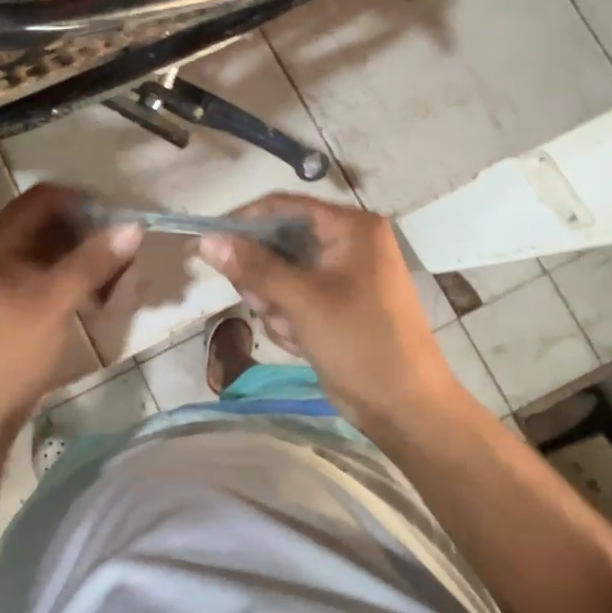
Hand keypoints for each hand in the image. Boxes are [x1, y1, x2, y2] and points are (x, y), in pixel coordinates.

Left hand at [0, 184, 142, 424]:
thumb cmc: (14, 348)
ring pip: (55, 249)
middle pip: (52, 222)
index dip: (86, 204)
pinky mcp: (14, 297)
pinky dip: (77, 279)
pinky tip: (102, 298)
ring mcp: (2, 272)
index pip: (46, 197)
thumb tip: (133, 226)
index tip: (122, 223)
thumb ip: (93, 260)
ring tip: (121, 282)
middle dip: (92, 236)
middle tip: (127, 258)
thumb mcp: (56, 300)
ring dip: (90, 260)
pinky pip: (51, 273)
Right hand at [195, 193, 445, 424]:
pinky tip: (300, 342)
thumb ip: (253, 267)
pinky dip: (288, 319)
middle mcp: (347, 243)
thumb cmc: (360, 343)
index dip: (244, 221)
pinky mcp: (336, 304)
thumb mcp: (302, 301)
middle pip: (278, 241)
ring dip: (274, 303)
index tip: (210, 246)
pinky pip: (293, 298)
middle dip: (264, 278)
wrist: (405, 407)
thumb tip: (206, 240)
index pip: (282, 206)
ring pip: (280, 274)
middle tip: (263, 304)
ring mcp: (342, 275)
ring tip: (291, 330)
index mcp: (351, 228)